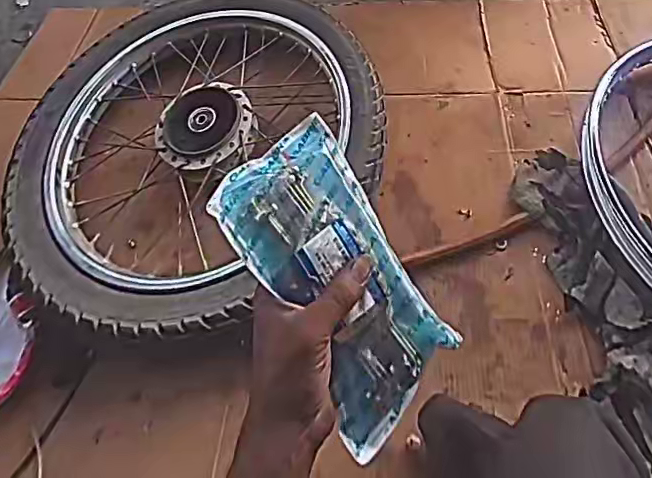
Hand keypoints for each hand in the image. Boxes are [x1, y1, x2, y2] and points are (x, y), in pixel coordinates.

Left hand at [228, 257, 372, 477]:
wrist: (291, 430)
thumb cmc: (285, 379)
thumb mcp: (310, 328)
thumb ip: (336, 295)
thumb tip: (362, 263)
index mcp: (273, 296)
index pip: (290, 257)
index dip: (311, 239)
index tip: (334, 221)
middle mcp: (289, 305)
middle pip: (317, 273)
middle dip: (339, 260)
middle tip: (362, 239)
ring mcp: (309, 324)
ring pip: (334, 294)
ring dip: (353, 285)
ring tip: (375, 263)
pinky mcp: (327, 342)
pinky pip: (346, 316)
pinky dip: (360, 308)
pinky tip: (378, 296)